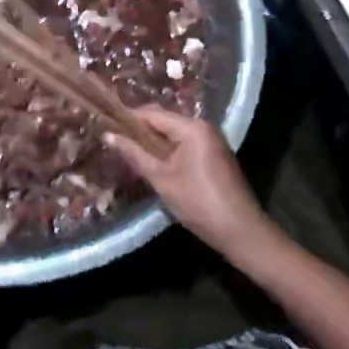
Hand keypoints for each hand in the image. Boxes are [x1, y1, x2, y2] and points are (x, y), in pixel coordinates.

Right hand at [106, 107, 272, 254]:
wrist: (242, 233)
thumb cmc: (199, 203)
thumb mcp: (161, 178)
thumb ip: (135, 153)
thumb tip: (109, 135)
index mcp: (192, 128)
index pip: (152, 114)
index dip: (127, 120)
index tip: (106, 128)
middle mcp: (204, 127)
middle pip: (163, 122)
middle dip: (139, 132)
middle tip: (115, 143)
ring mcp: (211, 141)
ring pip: (172, 134)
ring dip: (152, 143)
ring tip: (129, 154)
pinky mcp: (214, 155)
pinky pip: (183, 144)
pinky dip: (167, 151)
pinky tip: (153, 164)